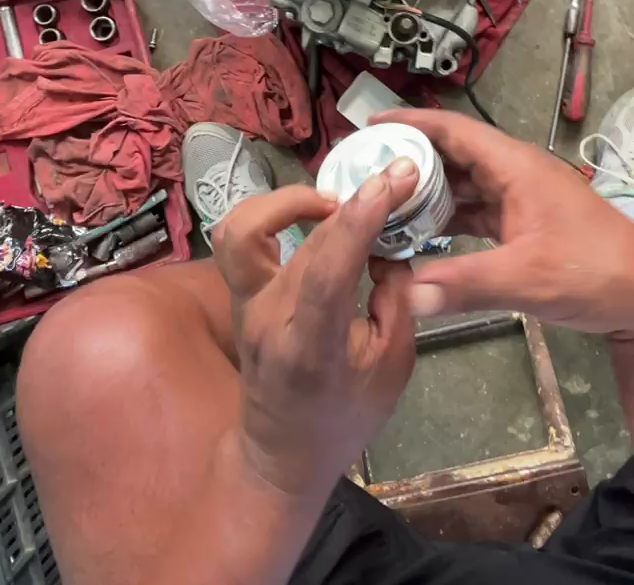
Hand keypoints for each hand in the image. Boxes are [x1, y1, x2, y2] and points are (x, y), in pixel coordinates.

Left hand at [211, 164, 420, 497]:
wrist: (279, 454)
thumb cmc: (343, 417)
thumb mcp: (393, 368)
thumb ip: (397, 302)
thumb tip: (388, 248)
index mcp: (310, 349)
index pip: (326, 271)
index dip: (358, 221)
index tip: (392, 180)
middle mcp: (266, 319)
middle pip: (302, 243)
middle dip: (352, 202)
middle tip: (391, 181)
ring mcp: (242, 303)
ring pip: (242, 229)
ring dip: (288, 201)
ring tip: (332, 200)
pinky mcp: (236, 293)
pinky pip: (239, 237)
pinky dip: (271, 213)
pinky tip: (308, 214)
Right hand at [377, 109, 633, 340]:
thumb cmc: (595, 273)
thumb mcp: (527, 279)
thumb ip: (464, 285)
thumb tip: (405, 294)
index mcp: (516, 166)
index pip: (453, 130)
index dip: (411, 122)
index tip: (370, 124)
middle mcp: (517, 172)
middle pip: (454, 153)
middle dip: (411, 158)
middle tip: (367, 169)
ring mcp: (524, 197)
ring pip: (465, 183)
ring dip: (429, 190)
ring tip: (385, 201)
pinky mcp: (527, 222)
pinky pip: (477, 209)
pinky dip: (450, 217)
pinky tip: (424, 234)